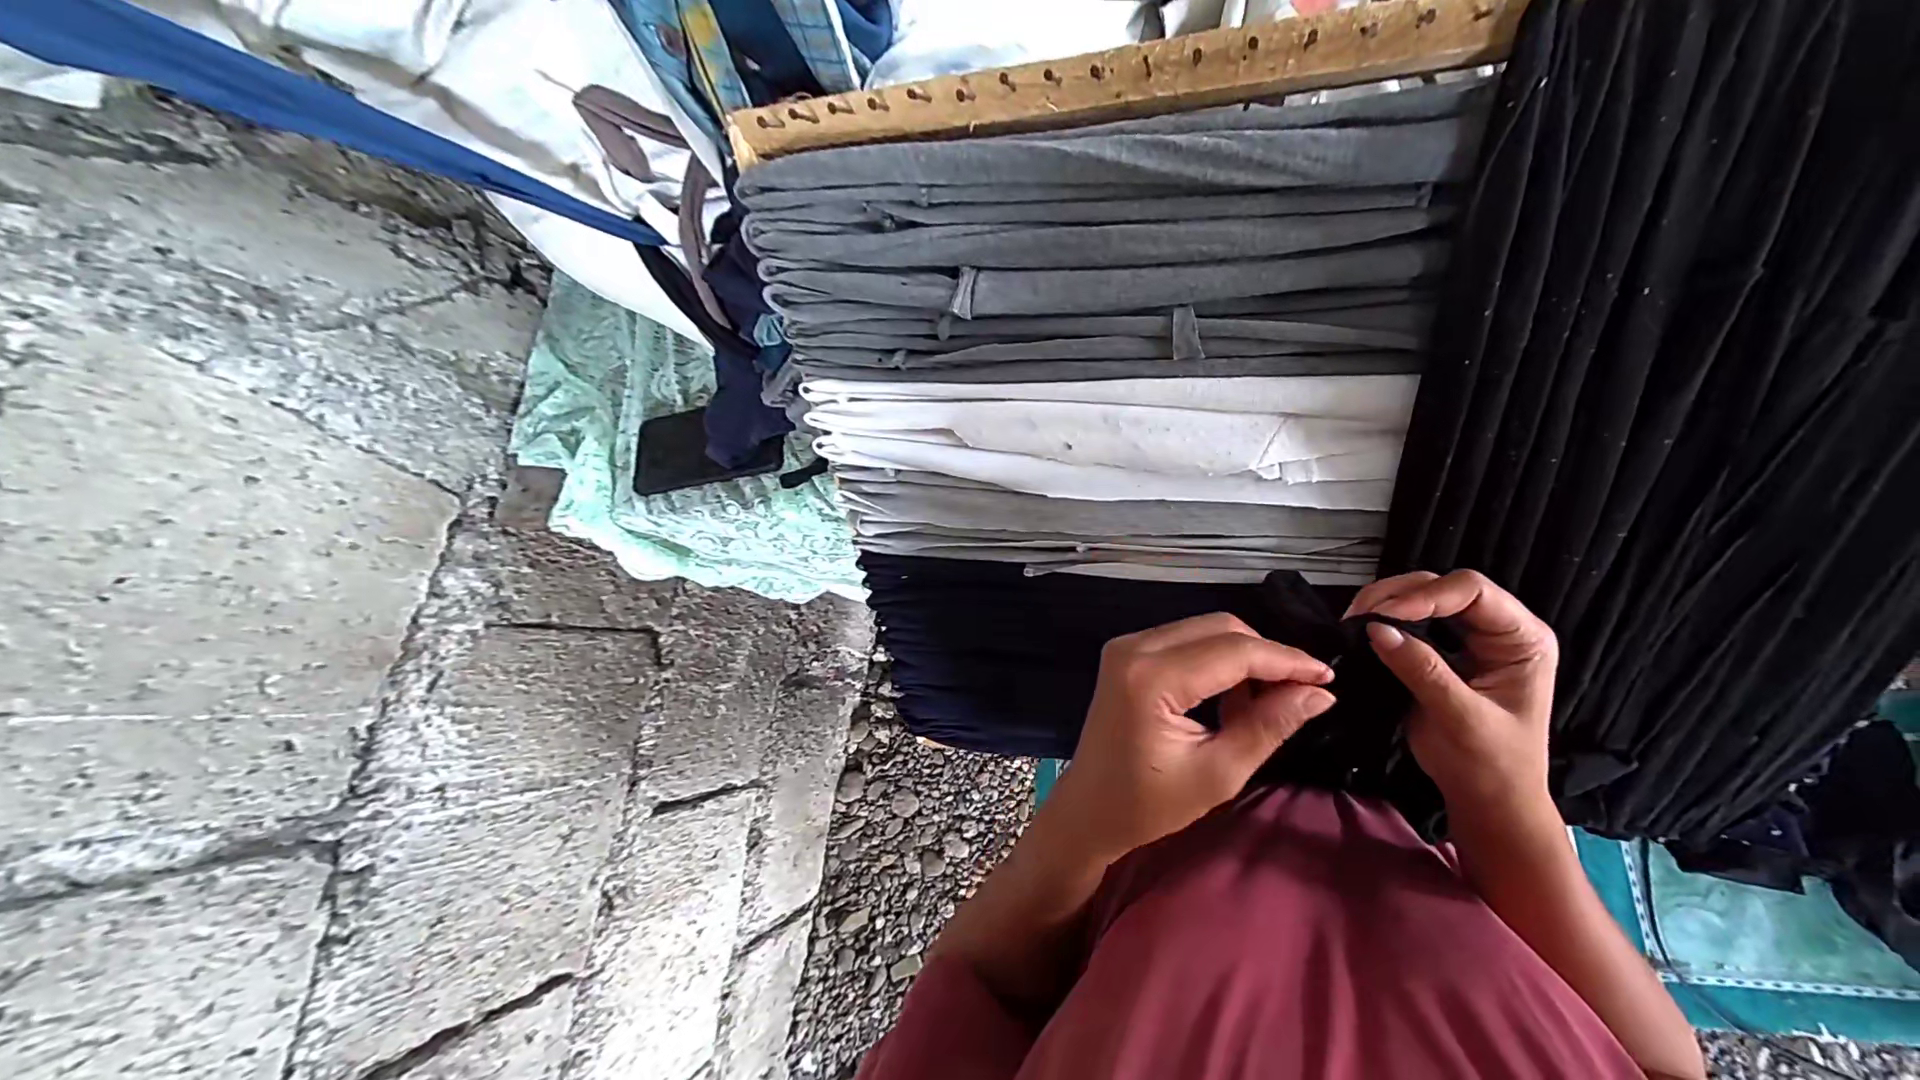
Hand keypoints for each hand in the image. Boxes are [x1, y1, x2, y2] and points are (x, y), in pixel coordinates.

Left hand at [1049, 613, 1335, 862]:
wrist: (1088, 809)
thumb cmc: (1147, 804)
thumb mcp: (1217, 773)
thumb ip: (1268, 726)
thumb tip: (1320, 693)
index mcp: (1150, 677)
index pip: (1234, 651)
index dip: (1286, 660)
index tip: (1329, 678)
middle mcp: (1134, 648)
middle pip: (1220, 628)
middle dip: (1266, 655)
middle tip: (1301, 692)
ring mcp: (1126, 646)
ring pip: (1204, 629)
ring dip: (1243, 657)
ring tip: (1266, 702)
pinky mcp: (1127, 653)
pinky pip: (1185, 640)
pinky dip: (1217, 660)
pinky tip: (1232, 697)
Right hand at [1348, 570, 1557, 821]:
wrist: (1486, 797)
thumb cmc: (1491, 764)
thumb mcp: (1461, 717)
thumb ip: (1422, 670)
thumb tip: (1376, 629)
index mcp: (1522, 638)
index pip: (1473, 591)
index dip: (1426, 596)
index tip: (1383, 616)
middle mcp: (1496, 629)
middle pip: (1442, 586)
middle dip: (1396, 595)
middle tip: (1357, 615)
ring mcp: (1466, 638)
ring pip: (1419, 596)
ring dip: (1382, 603)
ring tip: (1353, 621)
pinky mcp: (1438, 650)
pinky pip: (1406, 620)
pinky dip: (1380, 619)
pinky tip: (1360, 629)